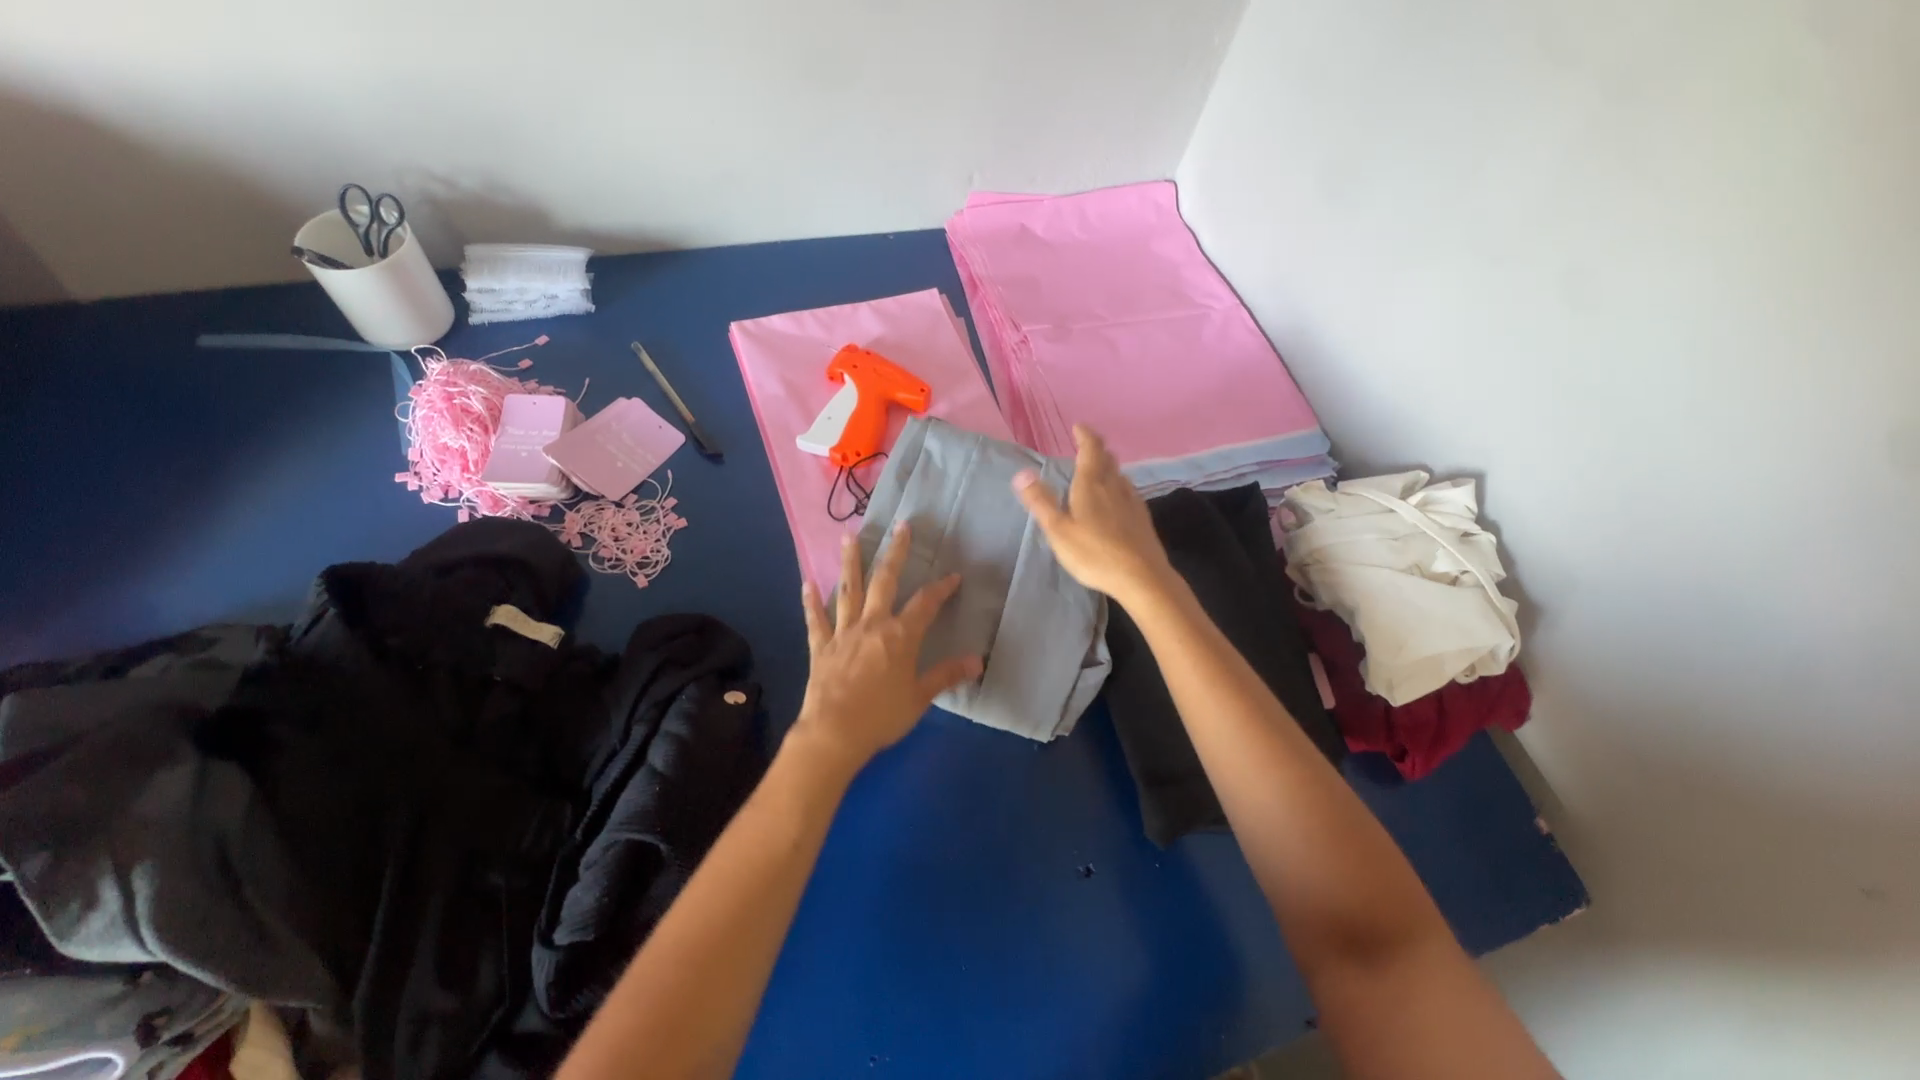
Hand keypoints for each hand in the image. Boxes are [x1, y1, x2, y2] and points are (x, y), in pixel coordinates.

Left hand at [791, 524, 981, 772]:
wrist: (834, 733)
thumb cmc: (882, 716)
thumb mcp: (920, 697)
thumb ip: (946, 675)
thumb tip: (978, 661)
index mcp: (900, 636)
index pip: (925, 604)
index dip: (941, 588)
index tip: (953, 576)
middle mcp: (871, 625)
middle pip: (885, 582)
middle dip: (895, 553)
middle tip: (901, 526)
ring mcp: (843, 633)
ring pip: (848, 591)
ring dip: (850, 563)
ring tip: (848, 536)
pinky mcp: (821, 647)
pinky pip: (816, 620)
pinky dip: (811, 602)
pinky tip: (806, 582)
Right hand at [1012, 424, 1176, 607]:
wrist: (1141, 577)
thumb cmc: (1094, 554)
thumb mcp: (1059, 530)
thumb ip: (1041, 501)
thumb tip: (1022, 473)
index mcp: (1091, 485)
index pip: (1091, 449)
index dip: (1085, 435)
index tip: (1078, 427)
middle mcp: (1114, 486)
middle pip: (1107, 459)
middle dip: (1095, 449)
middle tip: (1084, 446)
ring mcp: (1131, 501)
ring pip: (1119, 475)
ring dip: (1107, 467)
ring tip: (1096, 470)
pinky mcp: (1141, 518)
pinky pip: (1127, 491)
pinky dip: (1117, 485)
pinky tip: (1115, 498)